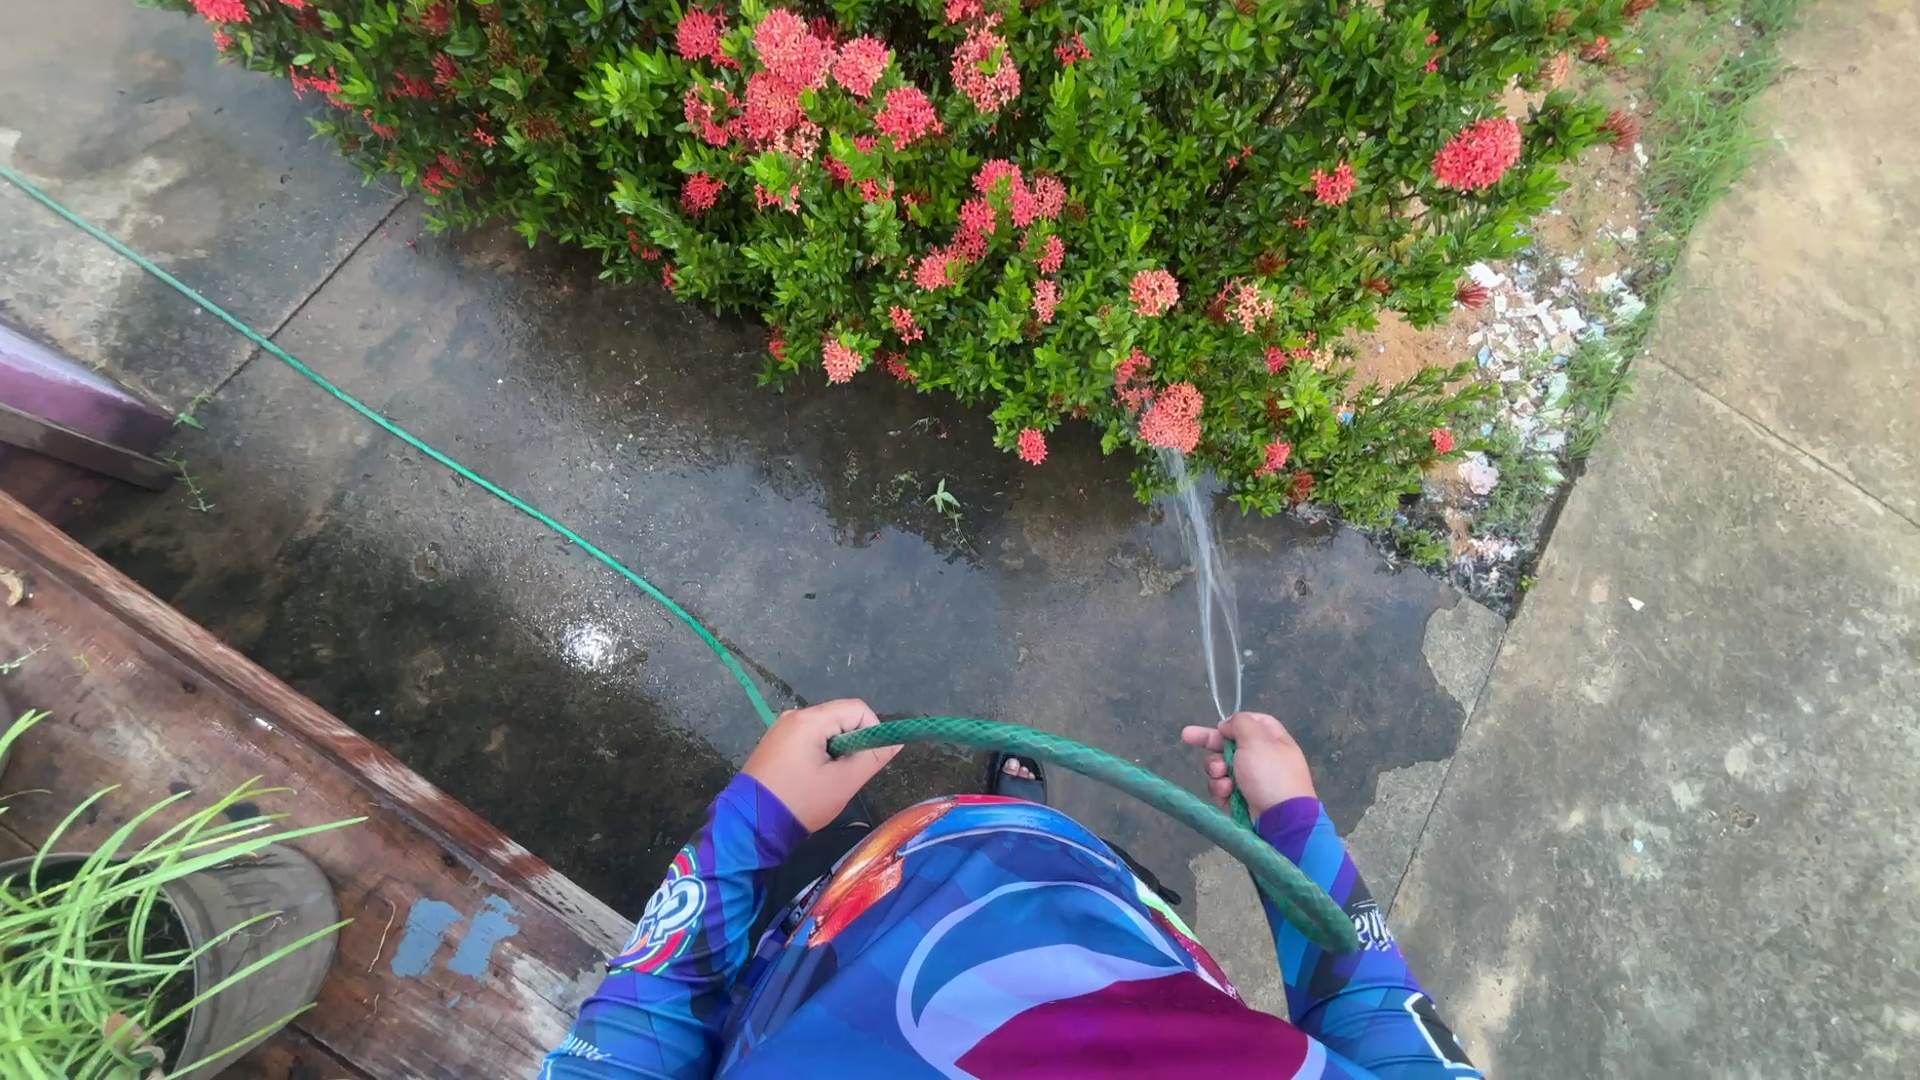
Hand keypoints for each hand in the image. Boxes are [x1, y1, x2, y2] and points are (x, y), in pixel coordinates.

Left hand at [744, 699, 900, 830]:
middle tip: (846, 775)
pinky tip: (811, 779)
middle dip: (852, 743)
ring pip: (826, 729)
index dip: (872, 731)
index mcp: (810, 720)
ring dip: (836, 750)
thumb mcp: (842, 783)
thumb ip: (872, 758)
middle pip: (841, 717)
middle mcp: (794, 715)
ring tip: (827, 780)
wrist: (748, 828)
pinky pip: (808, 738)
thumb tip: (896, 741)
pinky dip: (818, 754)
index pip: (857, 709)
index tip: (866, 761)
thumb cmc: (799, 803)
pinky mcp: (775, 743)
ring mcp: (782, 728)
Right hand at [1181, 711, 1316, 820]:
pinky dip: (1221, 788)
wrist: (1280, 820)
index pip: (1253, 723)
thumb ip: (1240, 723)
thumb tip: (1227, 726)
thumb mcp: (1257, 739)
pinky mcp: (1239, 799)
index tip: (1221, 725)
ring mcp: (1250, 780)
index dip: (1235, 722)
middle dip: (1209, 741)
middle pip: (1229, 744)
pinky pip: (1221, 787)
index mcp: (1272, 742)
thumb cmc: (1271, 774)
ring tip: (1221, 774)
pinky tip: (1226, 791)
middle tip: (1187, 735)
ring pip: (1221, 766)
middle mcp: (1261, 759)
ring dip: (1216, 768)